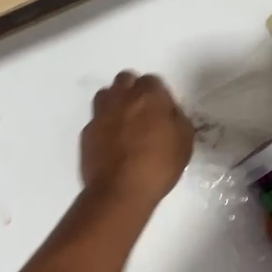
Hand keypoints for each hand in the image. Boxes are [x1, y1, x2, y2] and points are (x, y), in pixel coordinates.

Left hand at [80, 71, 194, 204]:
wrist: (120, 191)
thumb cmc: (159, 166)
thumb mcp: (184, 142)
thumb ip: (178, 120)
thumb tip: (169, 114)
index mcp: (149, 96)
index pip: (152, 80)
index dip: (159, 95)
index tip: (163, 112)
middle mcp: (122, 98)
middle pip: (126, 80)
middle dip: (134, 90)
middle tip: (144, 112)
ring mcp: (101, 114)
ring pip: (106, 94)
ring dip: (116, 102)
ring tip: (125, 122)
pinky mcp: (86, 132)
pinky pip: (97, 119)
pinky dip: (104, 125)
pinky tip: (113, 143)